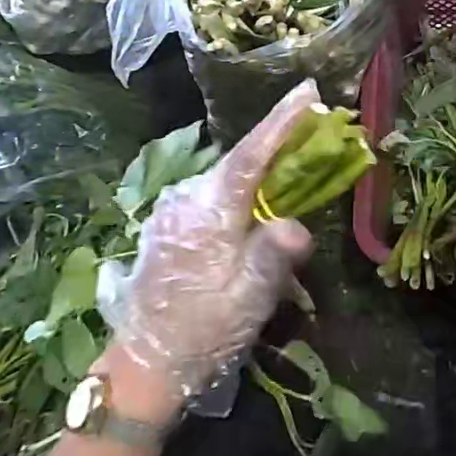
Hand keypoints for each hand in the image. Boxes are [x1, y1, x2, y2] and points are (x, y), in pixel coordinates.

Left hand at [99, 81, 318, 403]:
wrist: (144, 365)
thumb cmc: (203, 331)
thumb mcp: (248, 299)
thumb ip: (273, 255)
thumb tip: (296, 224)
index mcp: (209, 212)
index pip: (251, 155)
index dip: (281, 122)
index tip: (307, 90)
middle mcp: (186, 199)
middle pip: (239, 161)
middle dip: (275, 141)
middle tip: (310, 123)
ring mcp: (171, 210)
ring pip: (225, 179)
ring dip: (257, 169)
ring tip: (288, 165)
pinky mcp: (167, 225)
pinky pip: (211, 196)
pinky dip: (238, 190)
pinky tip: (250, 205)